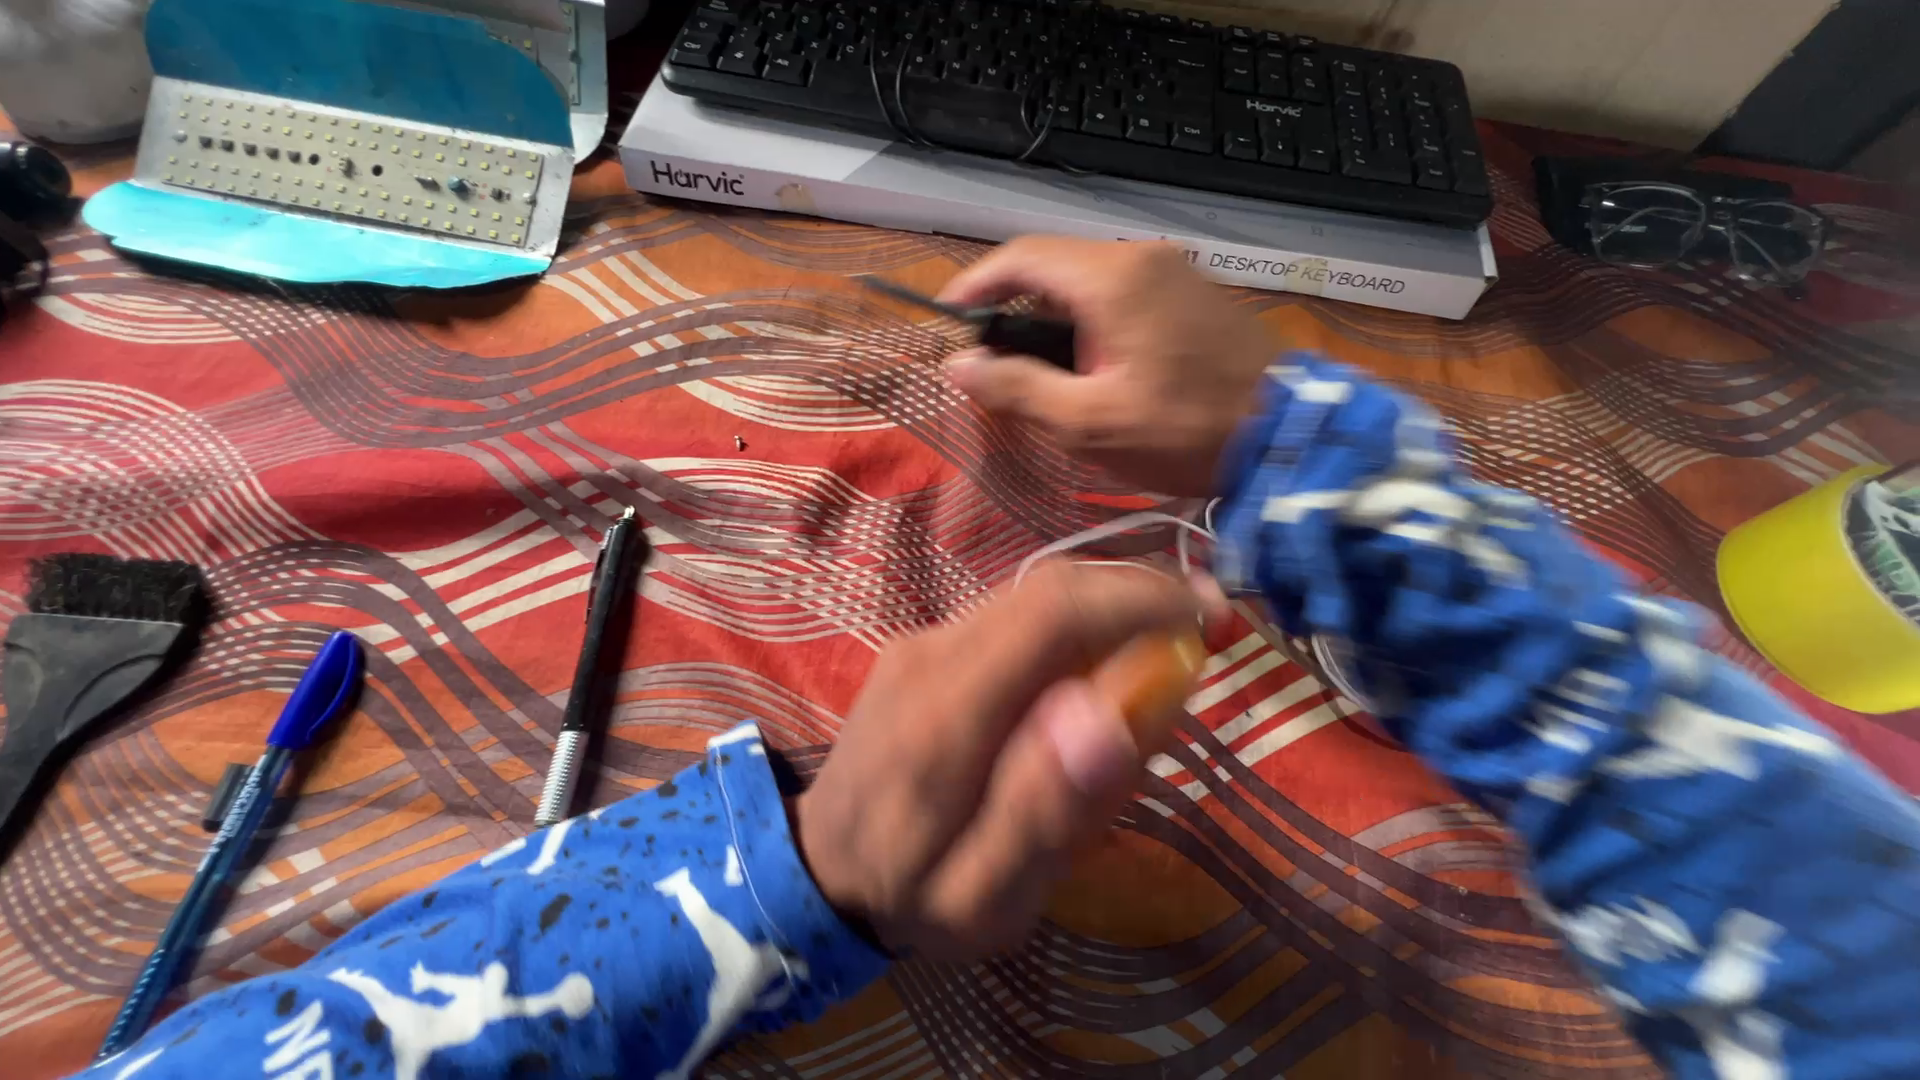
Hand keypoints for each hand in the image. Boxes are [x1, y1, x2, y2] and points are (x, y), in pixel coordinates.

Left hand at [793, 561, 1202, 960]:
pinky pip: (1015, 614)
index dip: (1141, 599)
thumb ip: (1044, 814)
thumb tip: (1112, 719)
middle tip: (1210, 623)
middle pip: (1050, 589)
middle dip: (1140, 593)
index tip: (1211, 619)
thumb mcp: (984, 897)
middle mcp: (930, 655)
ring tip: (1171, 640)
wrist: (818, 865)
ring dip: (1112, 603)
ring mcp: (923, 640)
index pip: (1052, 614)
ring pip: (1035, 593)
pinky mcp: (926, 643)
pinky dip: (1077, 621)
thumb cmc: (912, 895)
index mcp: (945, 717)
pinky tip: (1106, 659)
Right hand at [939, 236, 1273, 495]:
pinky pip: (1120, 292)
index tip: (948, 320)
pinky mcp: (1191, 292)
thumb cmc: (1184, 432)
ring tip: (1034, 370)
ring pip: (1086, 280)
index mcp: (1112, 278)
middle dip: (1011, 307)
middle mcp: (1141, 256)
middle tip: (990, 359)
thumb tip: (959, 366)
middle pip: (1052, 266)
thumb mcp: (1089, 422)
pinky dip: (1087, 320)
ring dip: (1049, 317)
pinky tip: (1086, 365)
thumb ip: (1018, 389)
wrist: (1289, 436)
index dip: (975, 285)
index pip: (1020, 257)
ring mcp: (1172, 270)